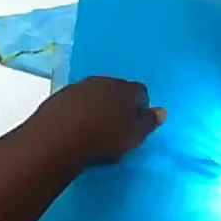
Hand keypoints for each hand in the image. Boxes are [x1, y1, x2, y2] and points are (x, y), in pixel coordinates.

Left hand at [26, 77, 163, 163]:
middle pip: (116, 89)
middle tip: (115, 125)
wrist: (59, 137)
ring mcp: (79, 86)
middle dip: (118, 103)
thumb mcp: (134, 136)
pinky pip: (75, 99)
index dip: (140, 106)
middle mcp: (102, 81)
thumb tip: (161, 111)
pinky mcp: (60, 95)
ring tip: (94, 126)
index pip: (140, 91)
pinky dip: (78, 108)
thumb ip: (148, 122)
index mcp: (125, 89)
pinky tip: (75, 124)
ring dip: (97, 104)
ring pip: (94, 92)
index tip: (135, 123)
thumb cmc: (104, 138)